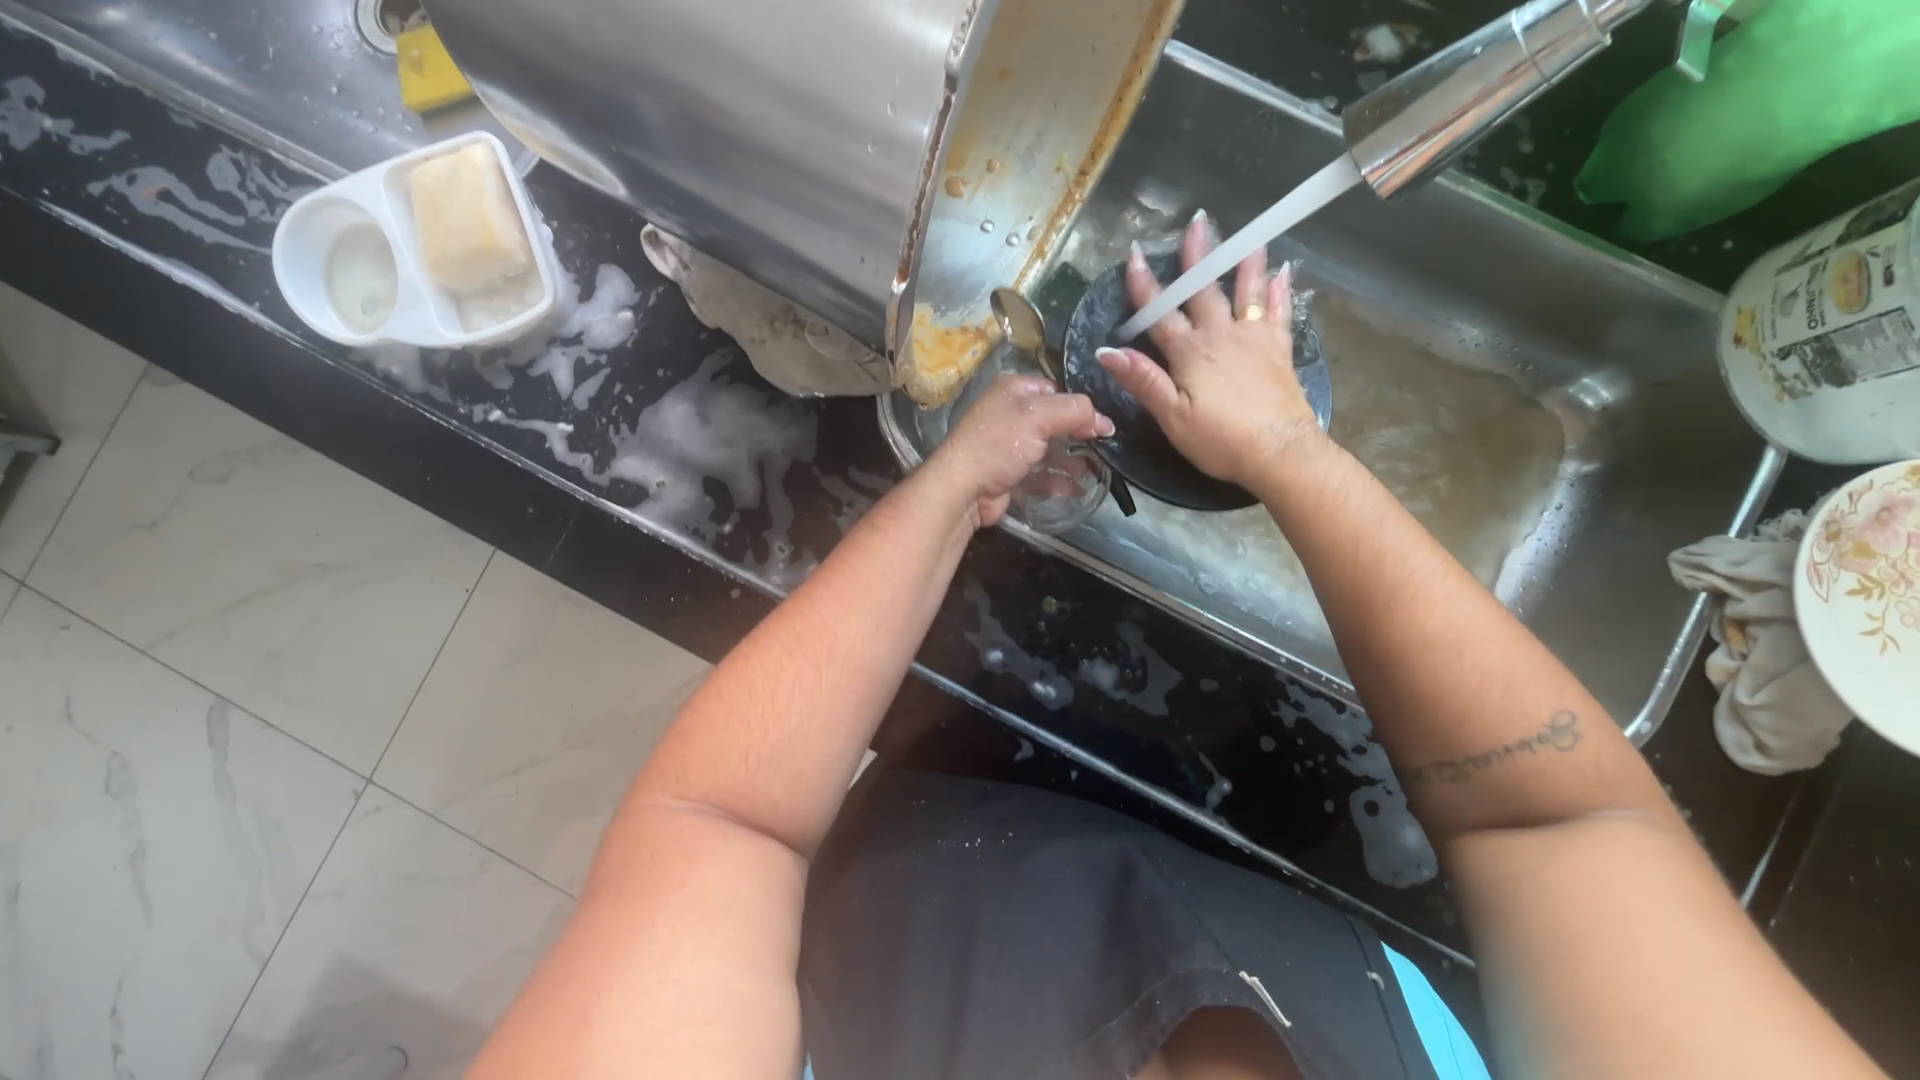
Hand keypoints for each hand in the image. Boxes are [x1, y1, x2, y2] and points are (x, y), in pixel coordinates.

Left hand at [925, 374, 1112, 527]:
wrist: (963, 489)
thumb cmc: (998, 444)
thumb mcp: (1039, 417)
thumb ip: (1075, 412)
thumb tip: (1106, 422)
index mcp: (1013, 389)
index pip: (1057, 390)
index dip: (1081, 406)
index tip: (1104, 425)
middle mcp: (1009, 412)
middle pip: (1055, 420)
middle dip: (1079, 434)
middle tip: (1104, 448)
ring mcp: (1008, 444)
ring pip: (1050, 448)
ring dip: (1072, 459)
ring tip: (1096, 470)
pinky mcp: (1009, 472)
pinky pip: (1040, 472)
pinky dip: (1058, 479)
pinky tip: (1077, 488)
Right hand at [1096, 212, 1321, 488]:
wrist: (1280, 452)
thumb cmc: (1220, 440)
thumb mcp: (1172, 416)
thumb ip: (1143, 380)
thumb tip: (1108, 351)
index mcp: (1190, 352)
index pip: (1160, 313)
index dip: (1144, 284)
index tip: (1135, 254)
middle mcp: (1221, 335)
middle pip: (1204, 290)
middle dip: (1196, 257)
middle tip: (1196, 223)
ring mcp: (1254, 339)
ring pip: (1246, 291)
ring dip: (1243, 262)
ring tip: (1245, 236)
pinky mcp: (1278, 351)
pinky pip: (1279, 312)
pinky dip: (1280, 291)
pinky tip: (1283, 273)